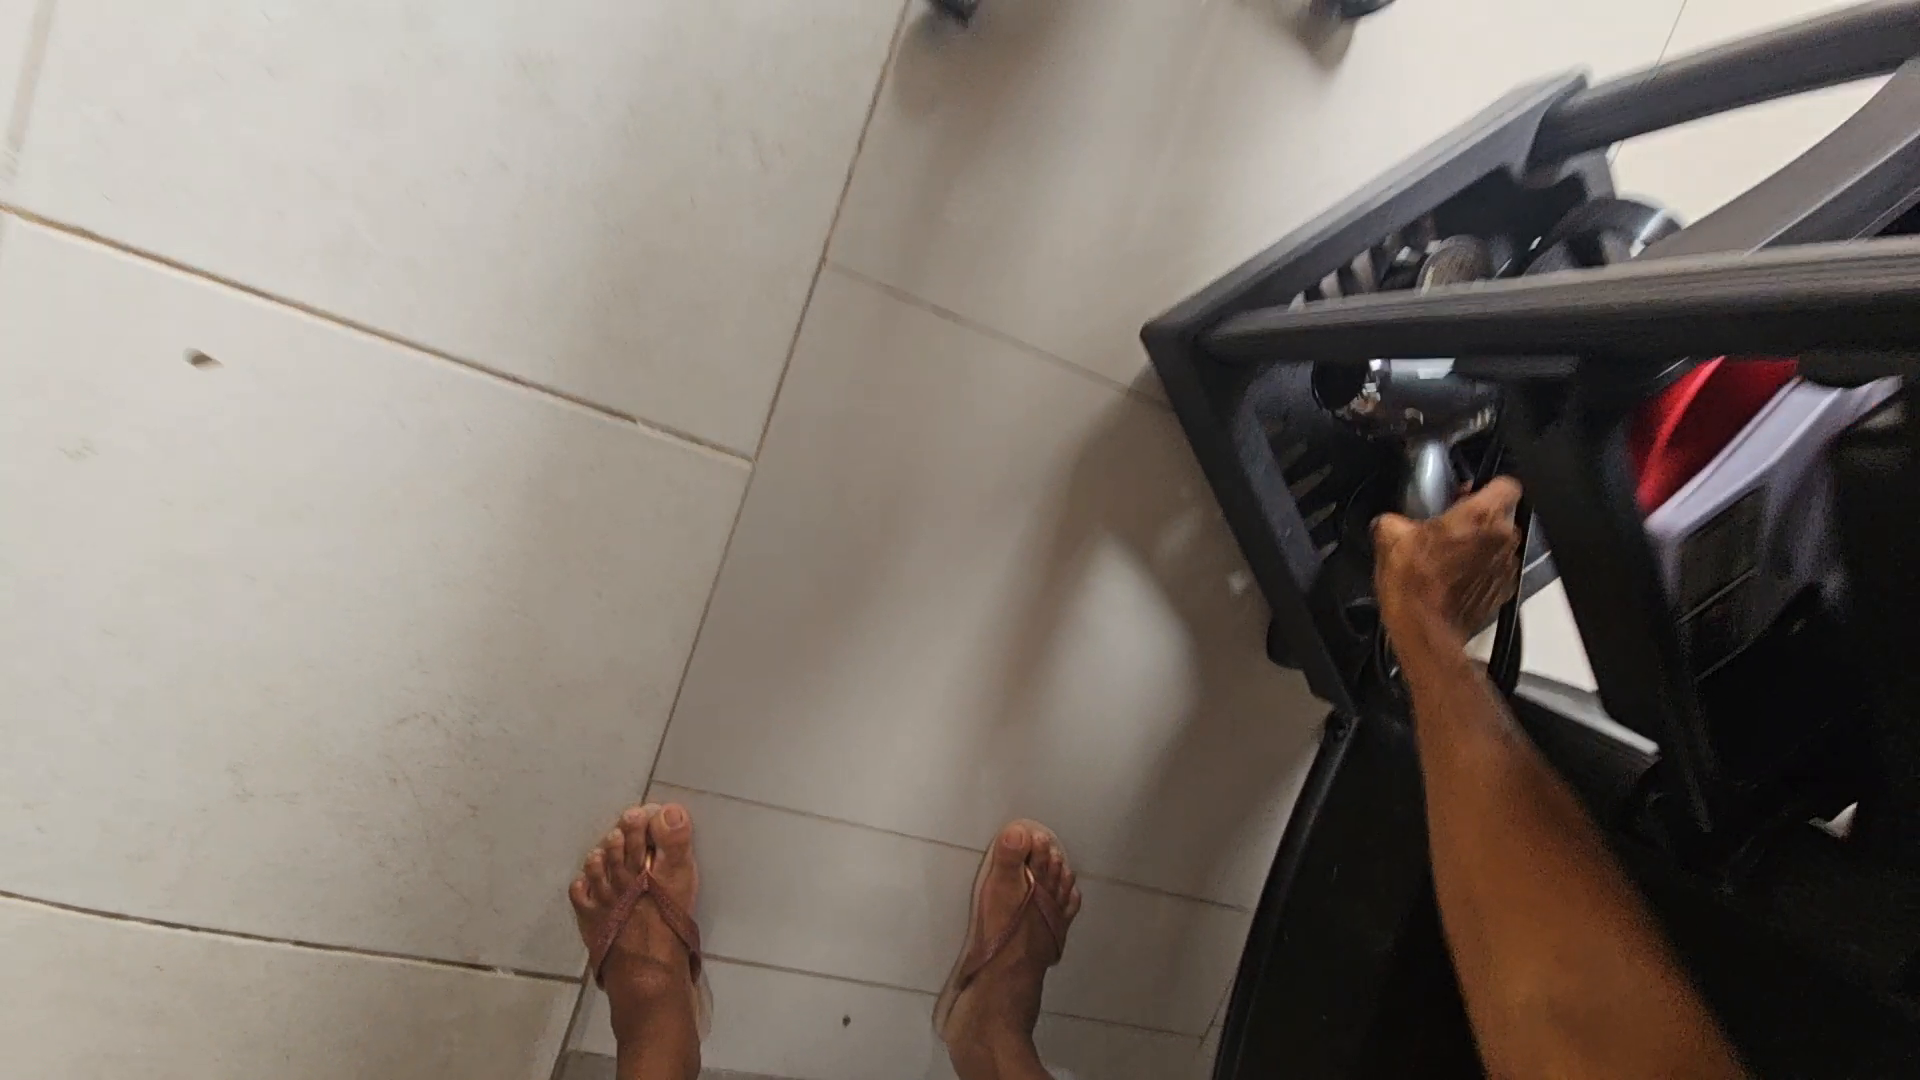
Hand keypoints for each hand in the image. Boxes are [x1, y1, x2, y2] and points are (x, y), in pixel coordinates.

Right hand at [1373, 477, 1522, 646]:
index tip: (1468, 492)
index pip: (1506, 483)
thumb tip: (1392, 520)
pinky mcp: (1503, 587)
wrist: (1424, 628)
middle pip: (1500, 513)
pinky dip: (1478, 567)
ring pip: (1498, 541)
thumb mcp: (1388, 537)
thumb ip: (1395, 518)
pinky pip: (1494, 567)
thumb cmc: (1413, 585)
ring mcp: (1506, 564)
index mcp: (1479, 517)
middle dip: (1476, 516)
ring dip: (1476, 542)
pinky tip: (1450, 575)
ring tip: (1445, 553)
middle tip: (1446, 524)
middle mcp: (1501, 538)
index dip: (1485, 484)